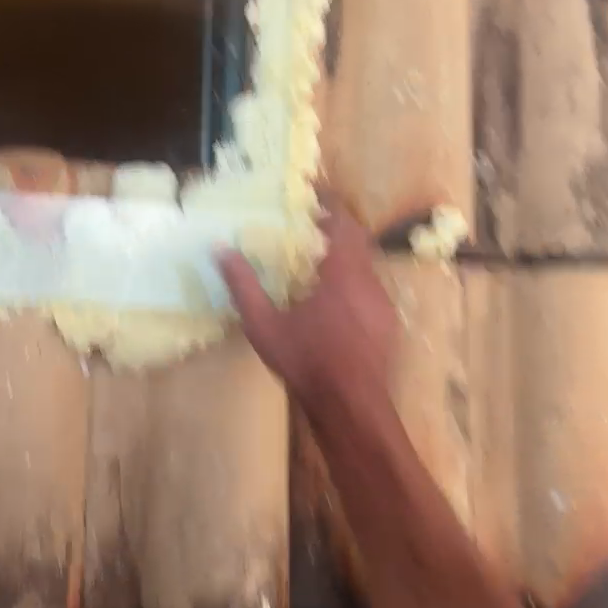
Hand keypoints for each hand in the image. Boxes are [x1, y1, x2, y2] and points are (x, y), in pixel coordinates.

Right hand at [219, 202, 397, 425]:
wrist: (350, 407)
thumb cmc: (306, 361)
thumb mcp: (263, 324)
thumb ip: (243, 285)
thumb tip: (220, 249)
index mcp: (342, 274)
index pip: (344, 225)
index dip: (332, 208)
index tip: (315, 200)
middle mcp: (369, 283)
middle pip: (358, 244)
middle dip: (336, 232)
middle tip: (310, 229)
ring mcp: (382, 306)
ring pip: (366, 268)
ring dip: (345, 259)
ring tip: (317, 265)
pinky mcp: (386, 326)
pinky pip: (370, 291)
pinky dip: (353, 284)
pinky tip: (333, 304)